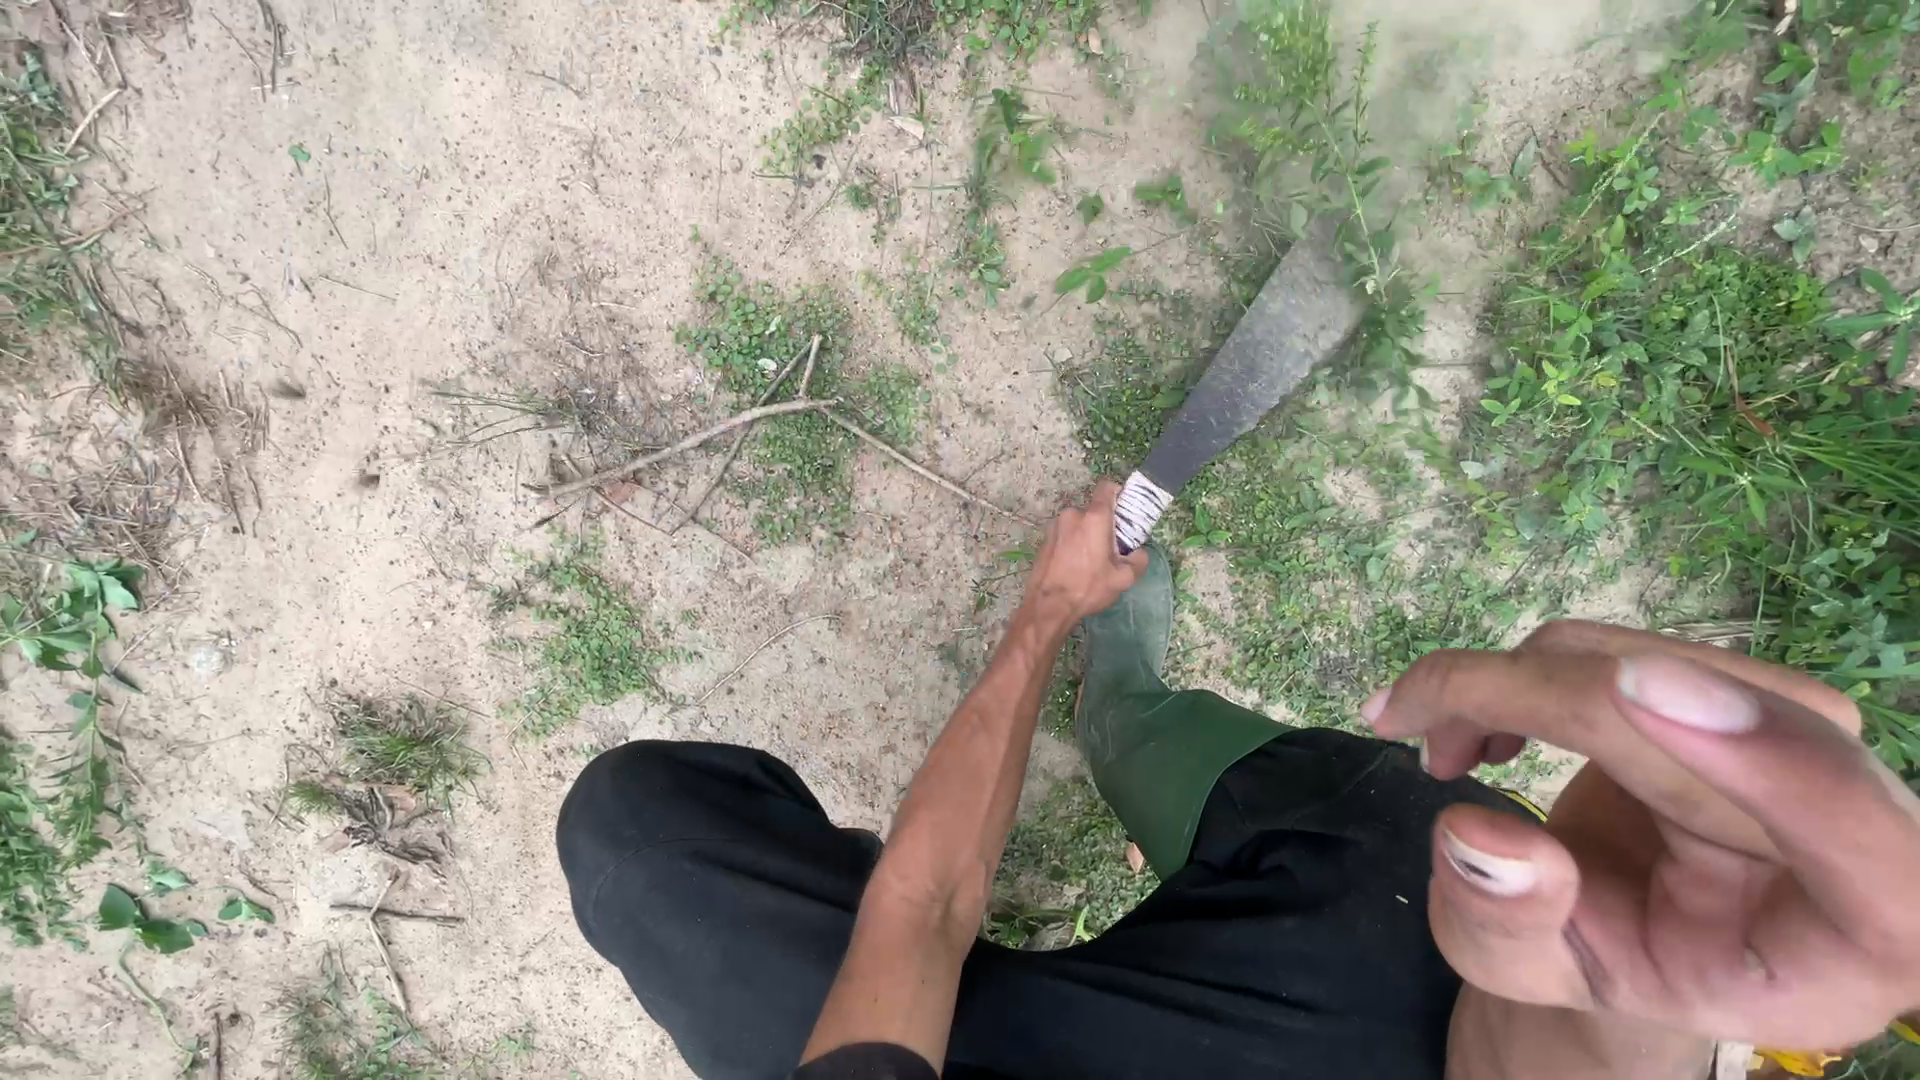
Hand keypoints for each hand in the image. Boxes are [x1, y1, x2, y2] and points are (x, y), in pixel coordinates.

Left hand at [1023, 480, 1148, 624]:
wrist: (1048, 605)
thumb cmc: (1087, 588)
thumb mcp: (1123, 579)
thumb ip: (1138, 560)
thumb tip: (1139, 552)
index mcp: (1094, 518)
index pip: (1107, 488)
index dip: (1118, 494)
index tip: (1124, 511)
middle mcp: (1072, 515)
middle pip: (1094, 511)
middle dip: (1104, 525)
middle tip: (1110, 548)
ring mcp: (1055, 526)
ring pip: (1079, 524)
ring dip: (1087, 535)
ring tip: (1091, 561)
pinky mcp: (1044, 539)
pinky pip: (1065, 534)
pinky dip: (1073, 543)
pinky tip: (1074, 565)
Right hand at [1363, 620, 1919, 1050]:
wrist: (1620, 925)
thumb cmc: (1588, 960)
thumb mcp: (1520, 970)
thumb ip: (1502, 921)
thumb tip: (1476, 830)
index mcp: (1845, 941)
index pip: (1868, 847)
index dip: (1768, 757)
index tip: (1632, 688)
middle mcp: (1851, 827)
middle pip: (1704, 712)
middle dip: (1522, 697)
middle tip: (1400, 718)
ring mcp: (1791, 746)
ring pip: (1642, 658)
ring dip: (1506, 682)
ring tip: (1442, 748)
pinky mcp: (1721, 696)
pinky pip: (1615, 649)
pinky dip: (1517, 670)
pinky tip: (1482, 727)